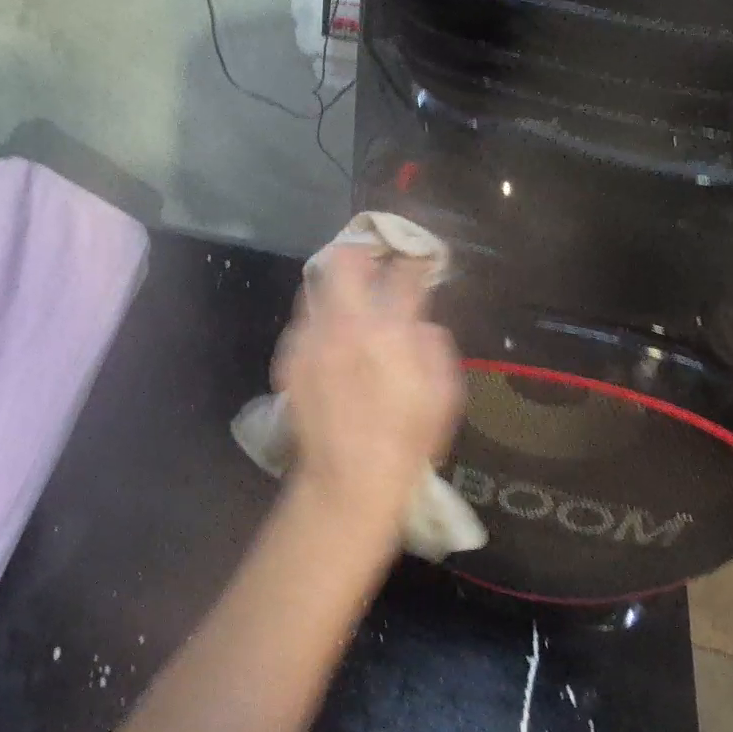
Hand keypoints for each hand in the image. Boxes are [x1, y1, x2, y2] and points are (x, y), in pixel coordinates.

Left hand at [272, 246, 465, 524]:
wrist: (348, 479)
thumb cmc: (405, 440)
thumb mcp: (442, 394)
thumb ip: (434, 346)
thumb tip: (419, 324)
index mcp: (389, 329)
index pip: (403, 272)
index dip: (414, 257)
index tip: (418, 256)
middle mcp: (345, 323)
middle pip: (345, 260)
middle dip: (362, 252)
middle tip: (375, 262)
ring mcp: (311, 339)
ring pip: (316, 287)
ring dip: (336, 287)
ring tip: (351, 302)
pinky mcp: (290, 359)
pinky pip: (304, 323)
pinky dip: (320, 323)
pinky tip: (332, 343)